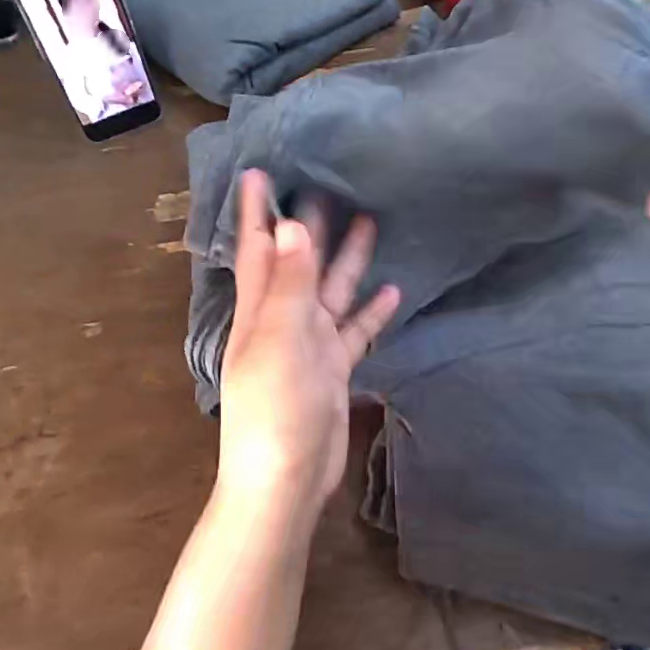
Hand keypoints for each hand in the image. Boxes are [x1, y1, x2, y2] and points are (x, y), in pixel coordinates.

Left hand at [217, 170, 399, 518]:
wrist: (286, 479)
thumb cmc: (274, 410)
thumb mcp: (280, 341)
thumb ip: (289, 285)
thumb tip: (289, 224)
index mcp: (261, 309)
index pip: (257, 247)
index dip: (256, 210)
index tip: (260, 170)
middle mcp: (284, 319)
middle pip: (299, 261)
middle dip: (311, 223)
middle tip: (330, 182)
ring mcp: (311, 344)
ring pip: (332, 290)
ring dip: (347, 259)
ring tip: (370, 221)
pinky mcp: (334, 367)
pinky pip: (356, 330)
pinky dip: (371, 310)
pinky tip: (393, 290)